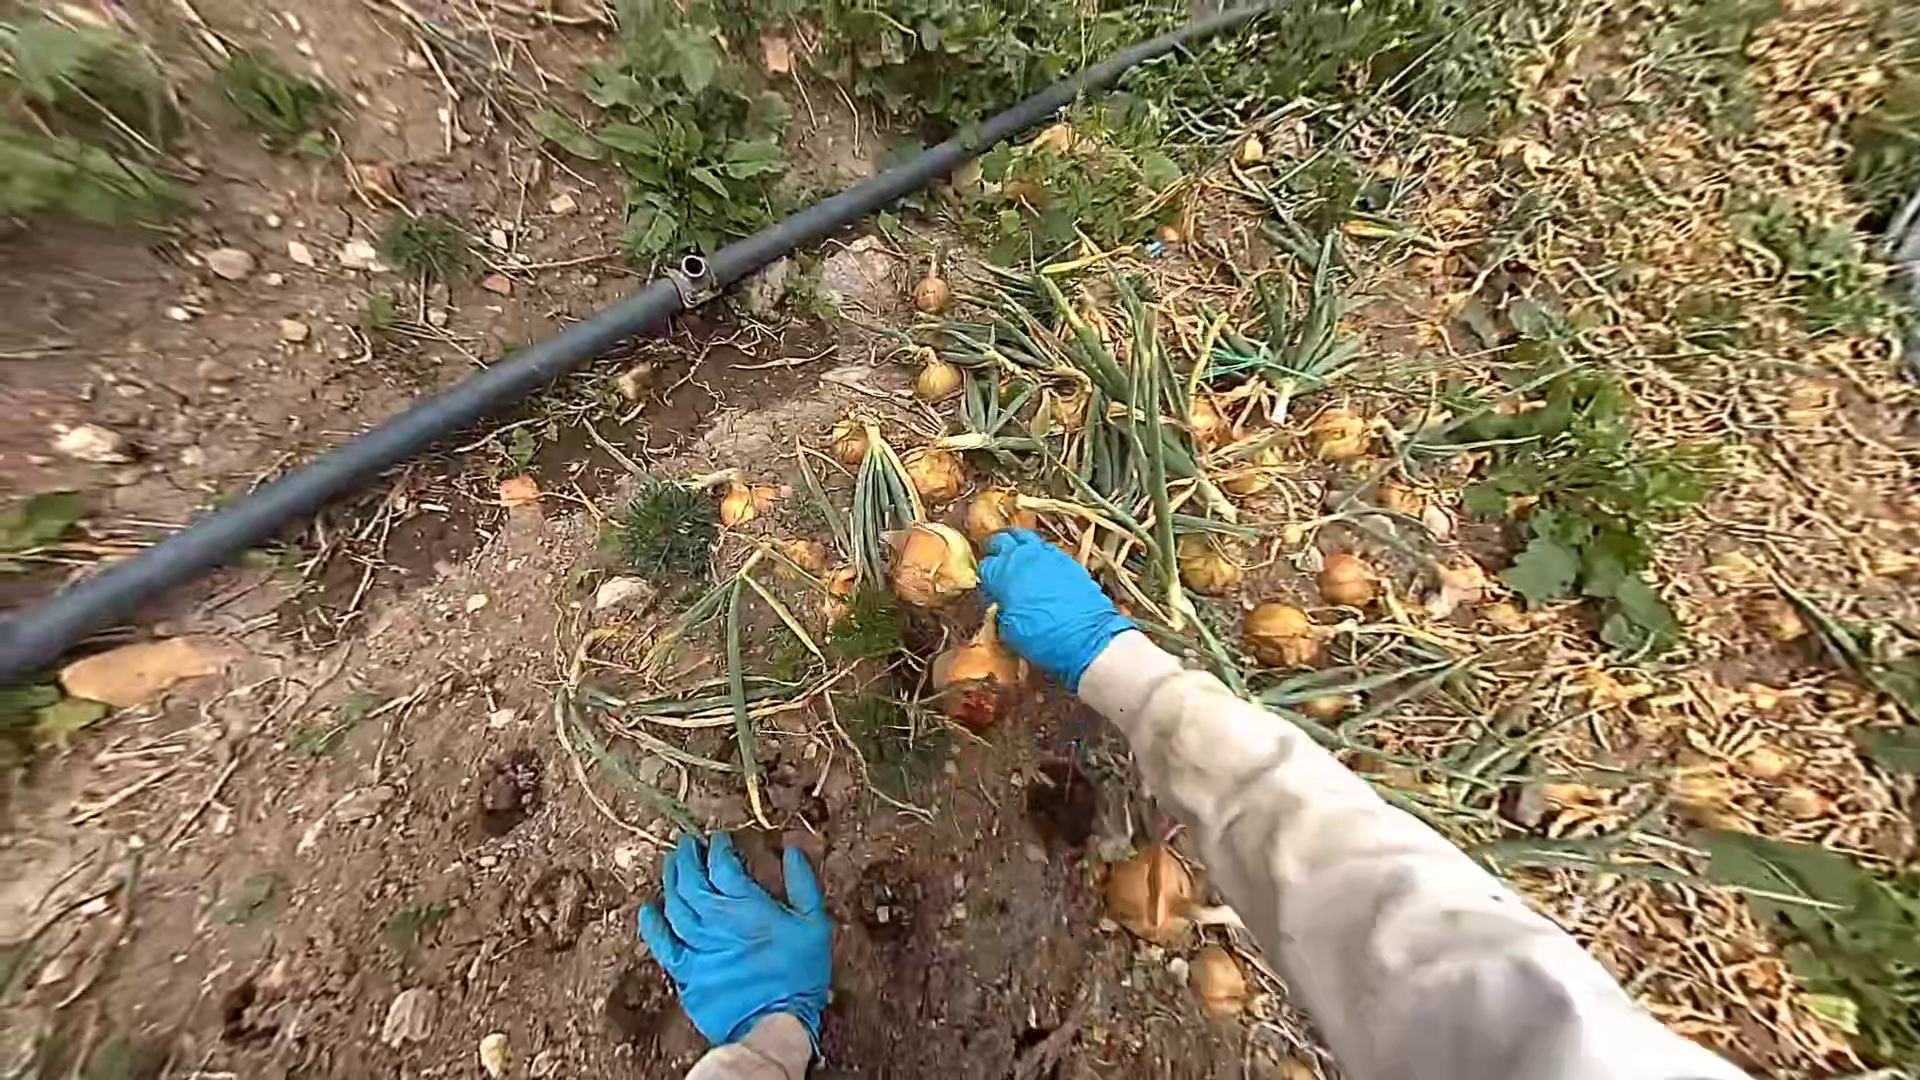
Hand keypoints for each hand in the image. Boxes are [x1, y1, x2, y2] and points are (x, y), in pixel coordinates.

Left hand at [638, 833, 830, 1048]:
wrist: (775, 1024)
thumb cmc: (798, 971)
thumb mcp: (814, 919)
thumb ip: (802, 880)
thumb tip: (791, 850)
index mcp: (747, 905)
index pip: (722, 863)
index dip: (719, 845)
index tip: (721, 838)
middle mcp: (716, 921)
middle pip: (692, 879)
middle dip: (689, 855)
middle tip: (690, 842)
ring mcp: (698, 947)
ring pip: (675, 904)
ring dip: (672, 879)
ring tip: (674, 862)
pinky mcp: (687, 973)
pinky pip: (662, 943)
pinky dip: (653, 924)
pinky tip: (649, 908)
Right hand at [978, 528, 1132, 691]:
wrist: (1087, 638)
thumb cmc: (1041, 637)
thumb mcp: (1009, 630)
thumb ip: (1000, 609)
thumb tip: (1001, 603)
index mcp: (1003, 574)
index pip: (985, 565)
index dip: (985, 576)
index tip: (988, 586)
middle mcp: (1023, 557)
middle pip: (1002, 540)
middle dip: (996, 548)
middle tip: (995, 559)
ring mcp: (1047, 555)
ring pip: (1026, 538)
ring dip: (1018, 545)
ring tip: (1017, 557)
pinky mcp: (1067, 560)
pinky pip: (1047, 548)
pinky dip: (1039, 553)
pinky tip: (1041, 566)